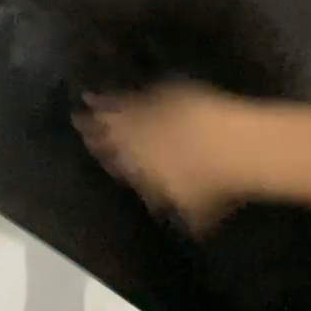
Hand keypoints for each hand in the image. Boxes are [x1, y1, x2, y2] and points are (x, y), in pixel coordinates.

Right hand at [73, 83, 255, 231]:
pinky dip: (126, 92)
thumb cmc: (214, 186)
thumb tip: (180, 221)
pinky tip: (122, 88)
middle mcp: (136, 142)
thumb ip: (181, 213)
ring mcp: (149, 115)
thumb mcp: (196, 209)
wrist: (233, 146)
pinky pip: (137, 93)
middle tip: (76, 120)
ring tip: (87, 98)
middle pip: (108, 133)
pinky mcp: (165, 93)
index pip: (113, 163)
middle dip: (92, 128)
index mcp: (139, 171)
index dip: (103, 156)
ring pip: (116, 110)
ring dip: (101, 106)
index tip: (91, 148)